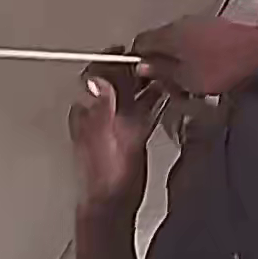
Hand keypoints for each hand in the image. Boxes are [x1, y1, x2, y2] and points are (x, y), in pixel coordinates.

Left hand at [68, 64, 161, 220]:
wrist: (112, 208)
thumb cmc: (103, 177)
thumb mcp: (103, 138)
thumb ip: (101, 107)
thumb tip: (95, 79)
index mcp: (90, 110)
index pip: (98, 73)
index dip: (113, 59)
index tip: (131, 51)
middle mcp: (102, 113)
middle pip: (117, 79)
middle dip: (134, 67)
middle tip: (154, 57)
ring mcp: (117, 122)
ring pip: (132, 91)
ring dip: (147, 79)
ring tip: (164, 69)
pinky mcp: (132, 133)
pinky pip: (145, 105)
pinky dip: (155, 95)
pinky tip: (167, 92)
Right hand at [133, 17, 257, 94]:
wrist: (257, 52)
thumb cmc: (224, 64)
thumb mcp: (184, 78)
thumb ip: (160, 72)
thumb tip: (144, 67)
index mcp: (170, 34)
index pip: (141, 42)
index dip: (137, 61)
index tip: (141, 76)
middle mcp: (183, 23)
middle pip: (160, 42)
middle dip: (161, 64)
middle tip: (168, 85)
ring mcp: (201, 23)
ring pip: (179, 42)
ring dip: (179, 62)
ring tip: (190, 84)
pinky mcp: (216, 28)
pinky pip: (196, 41)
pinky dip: (195, 57)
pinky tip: (205, 73)